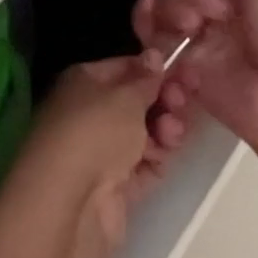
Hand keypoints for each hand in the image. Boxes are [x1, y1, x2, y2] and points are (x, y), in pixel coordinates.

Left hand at [7, 54, 189, 245]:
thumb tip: (153, 55)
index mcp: (84, 82)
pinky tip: (164, 156)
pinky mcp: (113, 184)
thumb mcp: (126, 95)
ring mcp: (101, 151)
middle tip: (180, 104)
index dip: (155, 70)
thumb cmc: (95, 131)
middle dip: (164, 101)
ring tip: (171, 135)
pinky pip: (143, 164)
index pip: (125, 68)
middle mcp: (89, 113)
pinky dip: (156, 158)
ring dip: (164, 130)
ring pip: (143, 133)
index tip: (186, 73)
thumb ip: (146, 78)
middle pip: (137, 102)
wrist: (71, 202)